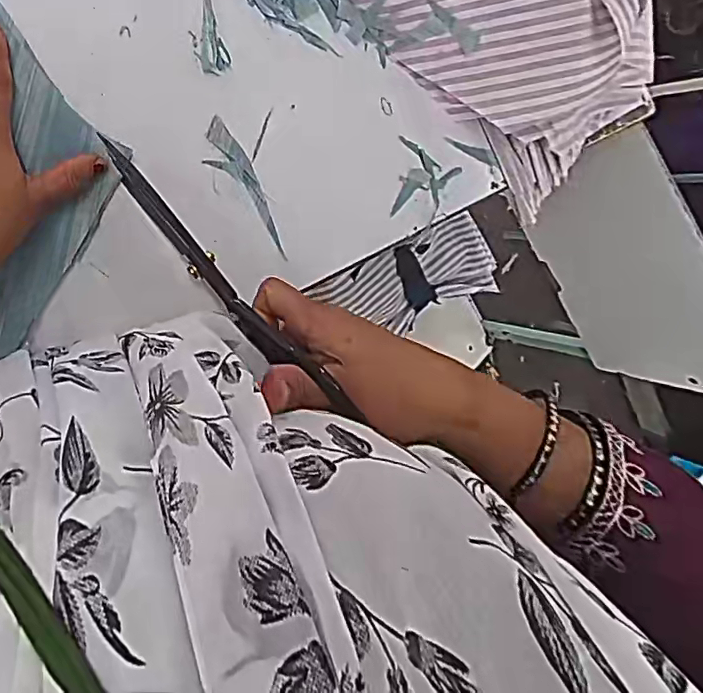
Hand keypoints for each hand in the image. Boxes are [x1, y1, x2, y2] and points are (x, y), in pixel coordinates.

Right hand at [251, 278, 495, 447]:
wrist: (455, 408)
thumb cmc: (411, 390)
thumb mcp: (343, 394)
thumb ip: (298, 387)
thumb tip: (263, 385)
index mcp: (323, 321)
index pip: (271, 295)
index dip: (253, 317)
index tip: (246, 351)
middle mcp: (332, 326)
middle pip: (280, 326)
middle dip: (272, 357)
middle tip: (275, 387)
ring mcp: (344, 344)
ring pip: (299, 348)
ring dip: (295, 373)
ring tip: (306, 401)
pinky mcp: (356, 363)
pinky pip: (320, 363)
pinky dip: (315, 382)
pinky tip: (327, 407)